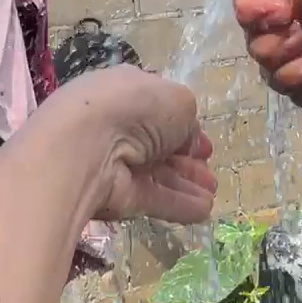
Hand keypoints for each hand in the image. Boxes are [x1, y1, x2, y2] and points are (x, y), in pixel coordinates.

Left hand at [32, 65, 216, 223]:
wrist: (88, 145)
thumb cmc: (135, 108)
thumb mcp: (178, 101)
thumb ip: (188, 122)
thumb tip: (189, 142)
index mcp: (127, 92)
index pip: (157, 111)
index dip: (182, 128)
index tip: (202, 145)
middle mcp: (118, 126)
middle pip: (158, 147)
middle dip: (186, 160)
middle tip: (209, 173)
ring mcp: (115, 162)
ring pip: (157, 175)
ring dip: (185, 184)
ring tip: (213, 193)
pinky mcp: (116, 195)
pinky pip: (153, 199)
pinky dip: (178, 205)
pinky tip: (203, 211)